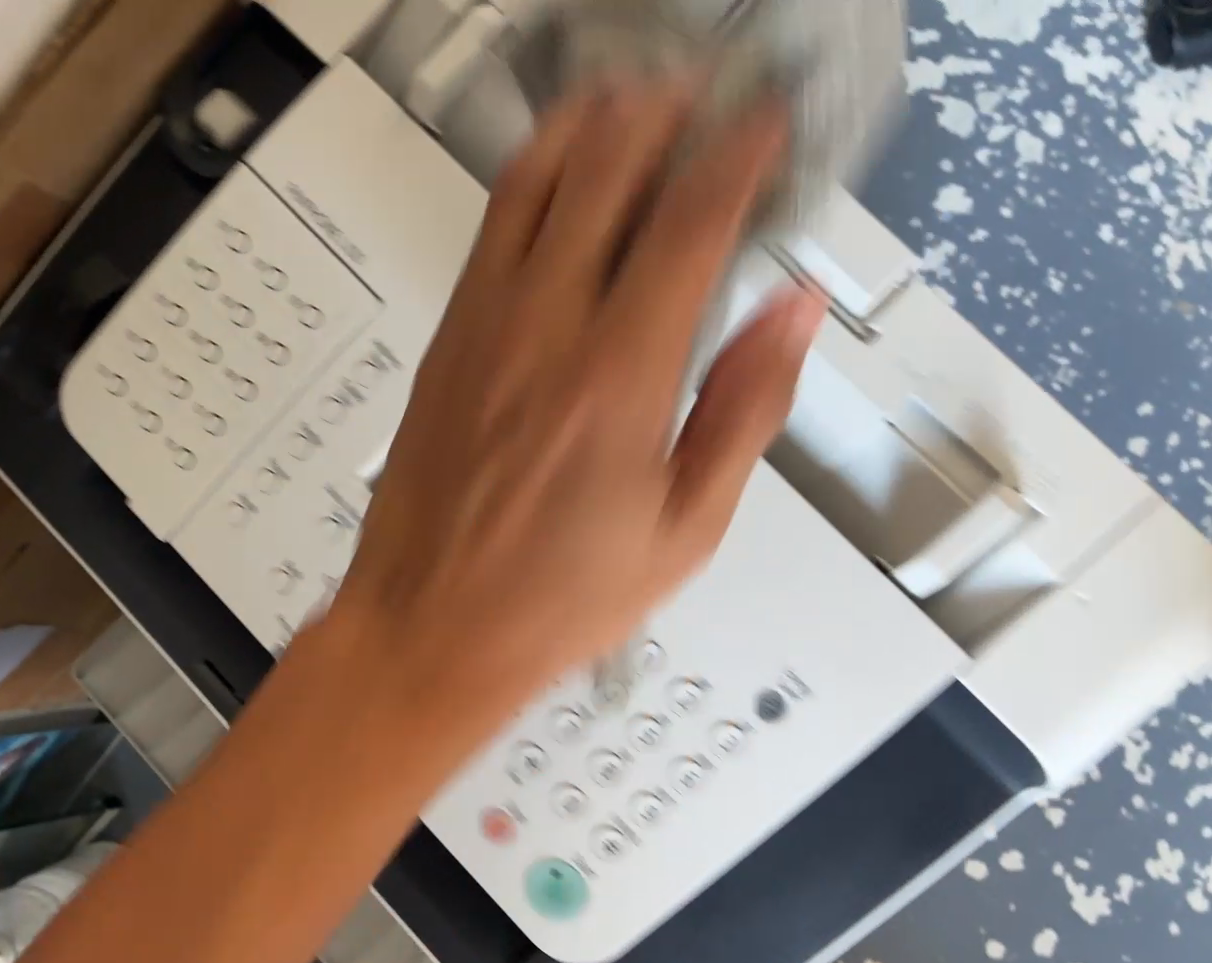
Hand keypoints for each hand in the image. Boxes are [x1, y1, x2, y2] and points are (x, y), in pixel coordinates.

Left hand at [326, 80, 824, 730]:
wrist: (427, 627)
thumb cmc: (545, 600)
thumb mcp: (682, 530)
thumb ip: (742, 411)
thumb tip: (785, 318)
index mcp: (618, 380)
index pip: (690, 227)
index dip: (735, 157)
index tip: (762, 123)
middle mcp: (542, 339)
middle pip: (603, 184)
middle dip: (656, 118)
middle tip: (693, 86)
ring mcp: (478, 338)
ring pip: (528, 196)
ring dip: (579, 133)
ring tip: (617, 96)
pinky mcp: (439, 354)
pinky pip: (480, 246)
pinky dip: (518, 192)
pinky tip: (539, 180)